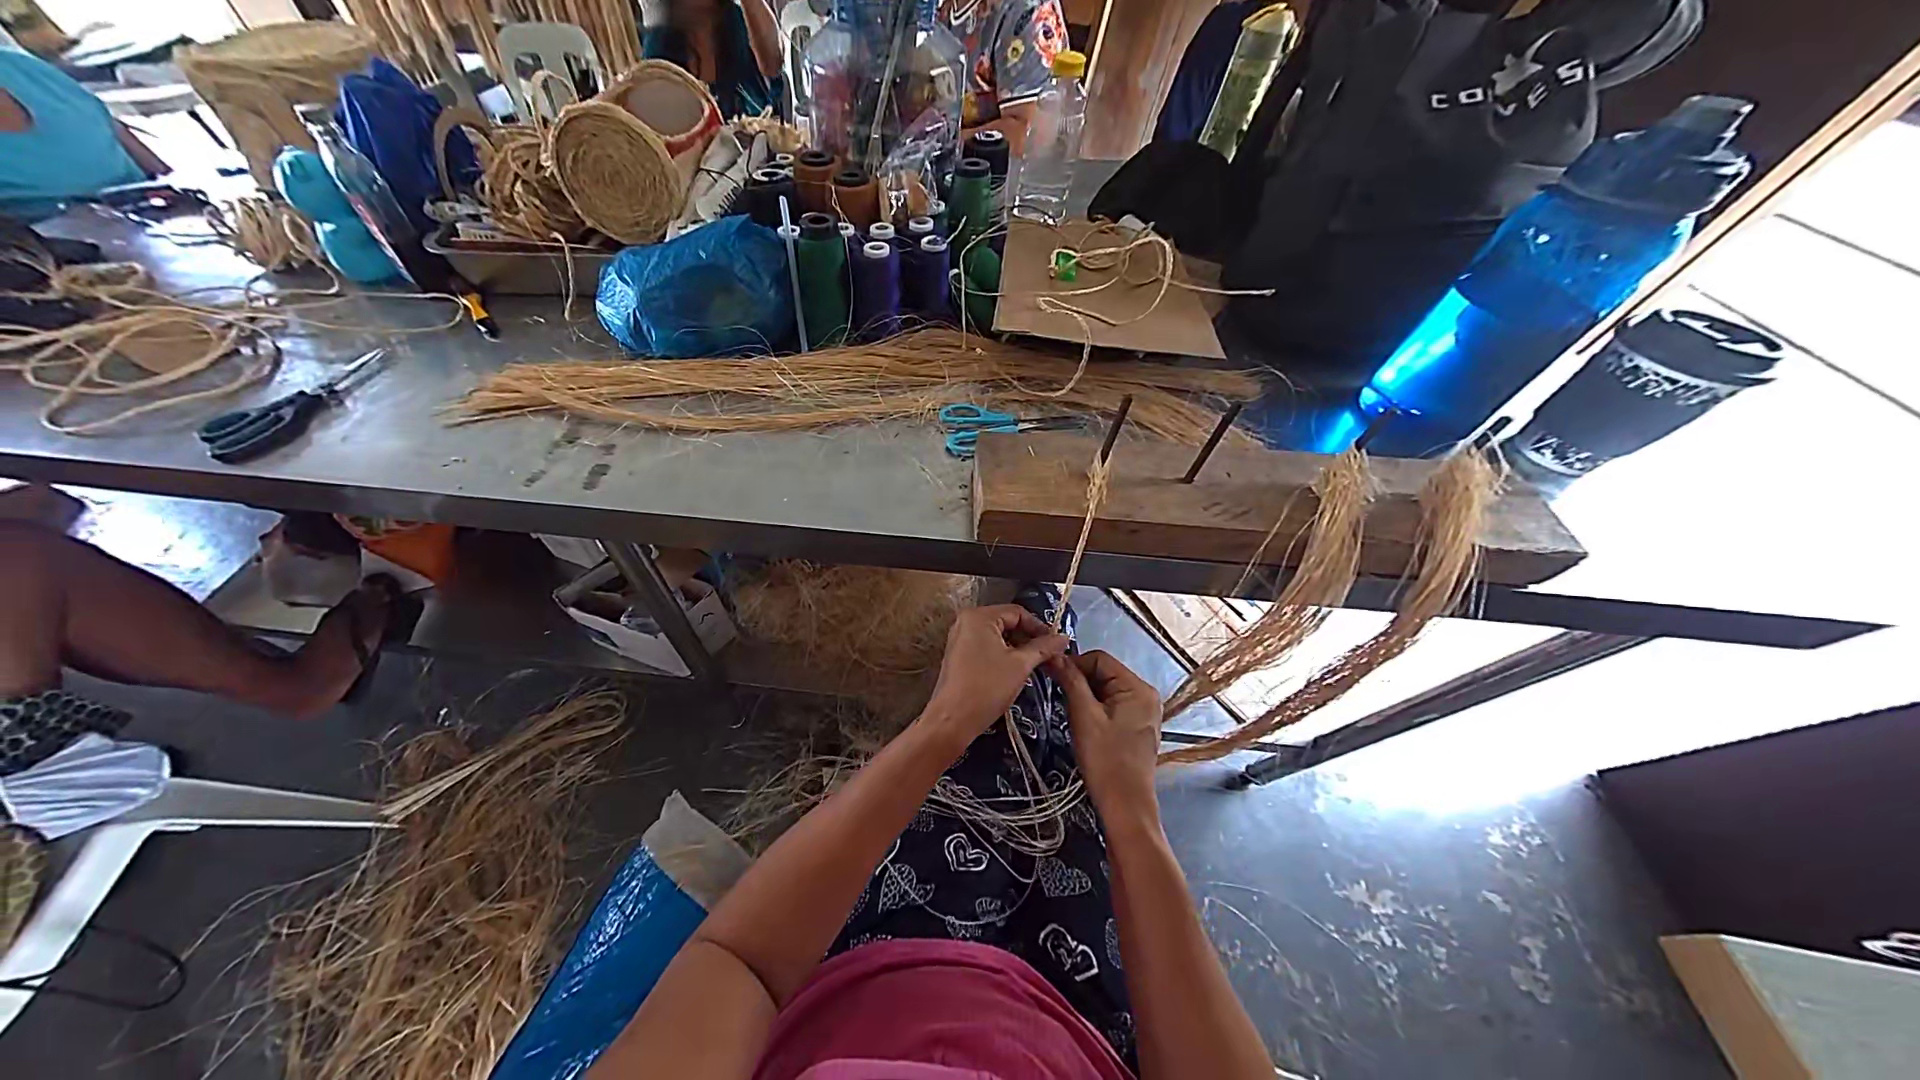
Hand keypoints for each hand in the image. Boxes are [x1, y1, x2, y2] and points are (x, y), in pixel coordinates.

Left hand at [920, 604, 1069, 748]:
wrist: (953, 720)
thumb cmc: (986, 688)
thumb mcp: (1020, 665)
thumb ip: (1043, 647)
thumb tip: (1063, 638)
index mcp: (979, 617)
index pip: (1018, 612)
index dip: (1040, 627)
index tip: (1055, 644)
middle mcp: (966, 622)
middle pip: (1007, 622)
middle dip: (1029, 639)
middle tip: (1048, 655)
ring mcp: (960, 639)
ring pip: (998, 637)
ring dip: (1018, 649)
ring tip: (1035, 665)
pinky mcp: (958, 656)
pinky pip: (987, 647)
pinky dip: (1003, 655)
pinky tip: (1016, 671)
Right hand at [1050, 650, 1162, 825]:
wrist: (1125, 804)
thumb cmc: (1105, 758)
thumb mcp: (1084, 715)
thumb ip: (1071, 680)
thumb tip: (1055, 655)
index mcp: (1138, 687)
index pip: (1099, 658)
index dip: (1074, 664)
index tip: (1053, 679)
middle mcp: (1146, 694)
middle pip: (1105, 673)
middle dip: (1081, 682)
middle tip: (1061, 700)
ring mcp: (1145, 711)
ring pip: (1107, 690)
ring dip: (1087, 697)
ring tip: (1074, 715)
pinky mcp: (1138, 726)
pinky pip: (1113, 705)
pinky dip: (1097, 709)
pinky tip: (1086, 725)